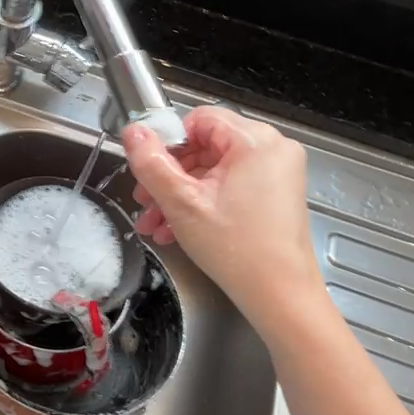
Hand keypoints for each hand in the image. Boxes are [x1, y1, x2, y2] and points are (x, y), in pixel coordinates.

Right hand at [122, 106, 325, 336]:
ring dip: (179, 192)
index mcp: (255, 141)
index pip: (199, 118)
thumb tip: (133, 131)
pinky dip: (202, 200)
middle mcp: (273, 149)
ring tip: (155, 221)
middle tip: (145, 199)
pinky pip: (228, 184)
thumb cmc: (236, 248)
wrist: (280, 296)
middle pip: (204, 145)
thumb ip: (151, 162)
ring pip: (213, 168)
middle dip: (169, 174)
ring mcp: (277, 172)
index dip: (168, 142)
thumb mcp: (180, 201)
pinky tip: (177, 227)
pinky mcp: (276, 193)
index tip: (149, 169)